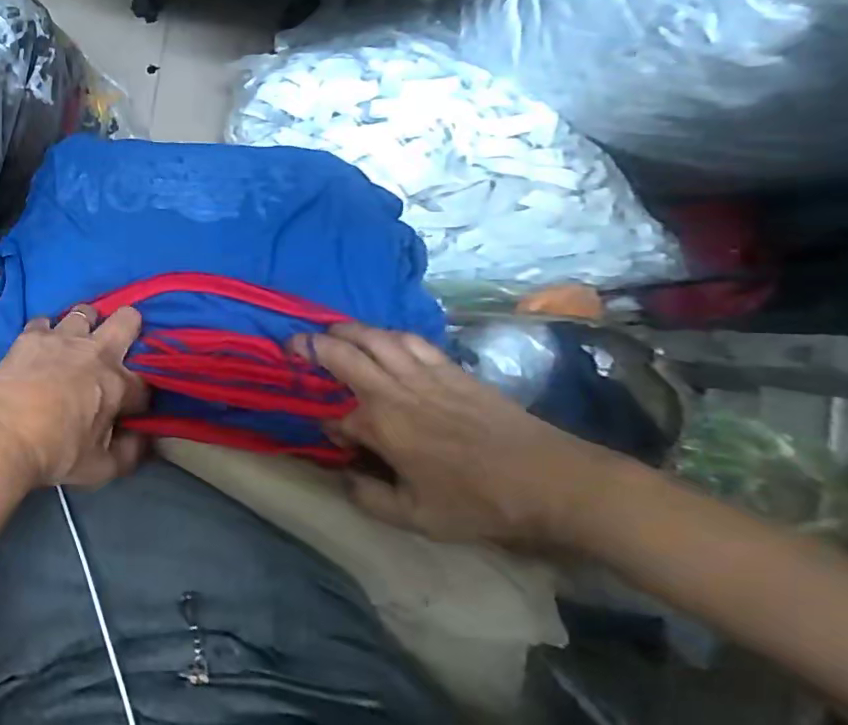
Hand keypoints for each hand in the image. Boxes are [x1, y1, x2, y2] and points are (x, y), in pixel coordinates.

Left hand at [0, 305, 151, 489]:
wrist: (4, 435)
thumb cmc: (56, 453)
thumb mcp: (102, 468)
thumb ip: (130, 452)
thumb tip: (143, 438)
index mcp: (117, 383)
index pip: (144, 382)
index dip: (139, 397)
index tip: (128, 409)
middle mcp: (95, 351)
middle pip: (127, 320)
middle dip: (130, 326)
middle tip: (119, 343)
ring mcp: (61, 337)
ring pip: (84, 311)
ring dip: (86, 324)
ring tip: (76, 341)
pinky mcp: (31, 334)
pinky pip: (44, 320)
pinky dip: (46, 331)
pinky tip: (41, 345)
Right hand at [298, 323, 622, 550]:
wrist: (554, 481)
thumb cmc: (482, 503)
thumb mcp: (421, 518)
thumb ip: (372, 500)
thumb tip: (344, 479)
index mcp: (381, 425)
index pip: (336, 416)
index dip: (327, 426)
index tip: (334, 440)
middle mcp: (393, 390)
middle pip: (341, 352)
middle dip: (310, 345)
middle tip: (293, 344)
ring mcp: (422, 374)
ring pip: (373, 336)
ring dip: (345, 330)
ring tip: (330, 332)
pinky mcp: (450, 369)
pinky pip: (409, 339)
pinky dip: (387, 333)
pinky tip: (382, 338)